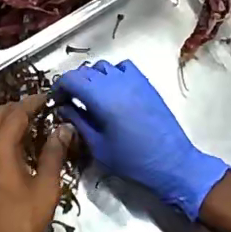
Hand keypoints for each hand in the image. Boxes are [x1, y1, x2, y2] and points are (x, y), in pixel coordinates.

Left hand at [0, 90, 74, 231]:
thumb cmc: (24, 224)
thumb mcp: (46, 188)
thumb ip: (53, 154)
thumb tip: (63, 128)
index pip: (15, 114)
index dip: (32, 103)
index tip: (47, 97)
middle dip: (15, 108)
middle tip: (37, 109)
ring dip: (3, 122)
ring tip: (25, 125)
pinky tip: (9, 149)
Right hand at [54, 60, 227, 218]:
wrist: (173, 165)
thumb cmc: (133, 161)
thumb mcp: (98, 146)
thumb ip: (78, 122)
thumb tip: (63, 109)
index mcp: (101, 98)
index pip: (70, 78)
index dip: (59, 87)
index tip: (56, 100)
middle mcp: (115, 82)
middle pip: (84, 71)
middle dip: (73, 83)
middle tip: (70, 101)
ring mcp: (132, 80)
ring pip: (102, 66)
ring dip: (91, 77)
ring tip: (90, 96)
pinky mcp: (145, 84)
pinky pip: (122, 68)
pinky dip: (112, 73)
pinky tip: (113, 90)